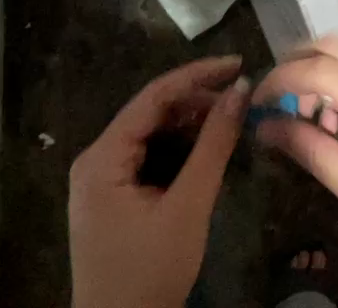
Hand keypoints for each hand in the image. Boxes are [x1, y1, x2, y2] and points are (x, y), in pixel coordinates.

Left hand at [67, 56, 250, 307]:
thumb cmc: (149, 273)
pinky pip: (148, 155)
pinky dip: (179, 147)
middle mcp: (95, 159)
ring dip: (190, 123)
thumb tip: (241, 91)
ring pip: (152, 133)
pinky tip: (207, 148)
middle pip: (151, 112)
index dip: (198, 74)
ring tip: (231, 119)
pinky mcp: (112, 197)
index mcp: (102, 157)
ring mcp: (101, 179)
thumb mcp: (188, 206)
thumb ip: (214, 145)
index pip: (154, 96)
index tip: (239, 63)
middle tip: (241, 97)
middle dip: (197, 100)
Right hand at [254, 39, 337, 307]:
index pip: (323, 72)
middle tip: (272, 100)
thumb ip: (315, 154)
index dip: (281, 80)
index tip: (255, 102)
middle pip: (336, 45)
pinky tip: (334, 118)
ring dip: (319, 70)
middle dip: (295, 63)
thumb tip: (266, 127)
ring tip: (303, 117)